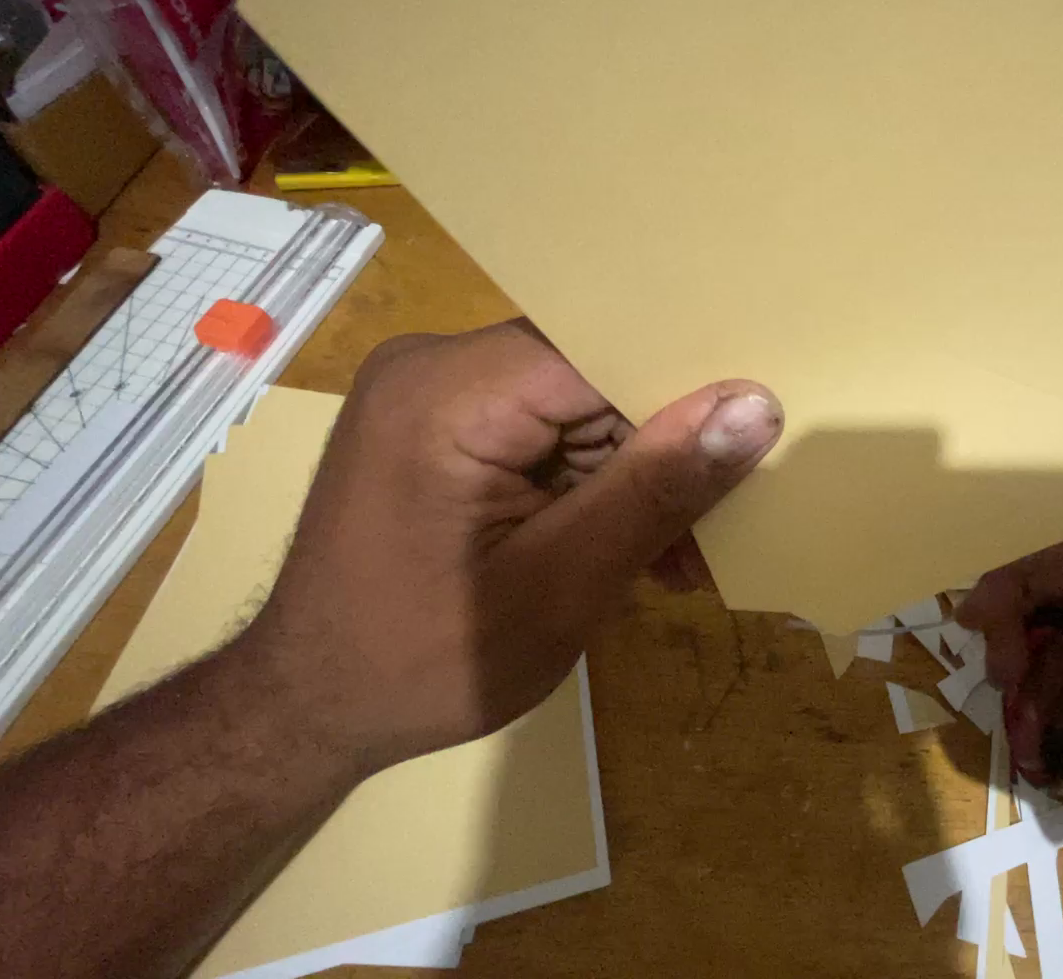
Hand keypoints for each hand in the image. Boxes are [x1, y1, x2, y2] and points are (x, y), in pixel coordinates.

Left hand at [237, 320, 782, 772]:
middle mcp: (437, 366)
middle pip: (595, 375)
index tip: (749, 451)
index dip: (684, 394)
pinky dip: (595, 483)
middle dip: (663, 449)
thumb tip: (754, 406)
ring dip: (636, 476)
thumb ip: (656, 488)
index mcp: (449, 392)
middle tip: (716, 523)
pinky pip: (550, 432)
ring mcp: (437, 394)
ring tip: (677, 554)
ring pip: (583, 406)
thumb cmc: (428, 663)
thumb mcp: (563, 585)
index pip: (604, 352)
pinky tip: (627, 543)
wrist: (308, 710)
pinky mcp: (446, 426)